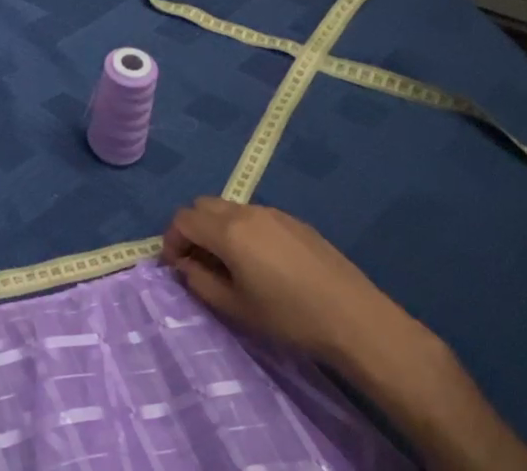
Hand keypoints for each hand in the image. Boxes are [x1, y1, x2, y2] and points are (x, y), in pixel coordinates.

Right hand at [161, 197, 420, 369]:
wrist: (355, 319)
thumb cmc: (289, 318)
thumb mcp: (236, 307)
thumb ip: (200, 282)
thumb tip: (185, 266)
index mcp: (228, 231)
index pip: (182, 220)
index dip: (171, 241)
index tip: (176, 267)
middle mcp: (247, 212)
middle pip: (202, 206)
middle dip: (192, 229)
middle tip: (197, 262)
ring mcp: (274, 213)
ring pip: (229, 209)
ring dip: (217, 228)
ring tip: (229, 263)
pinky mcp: (296, 222)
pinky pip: (255, 216)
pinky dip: (243, 230)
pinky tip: (261, 262)